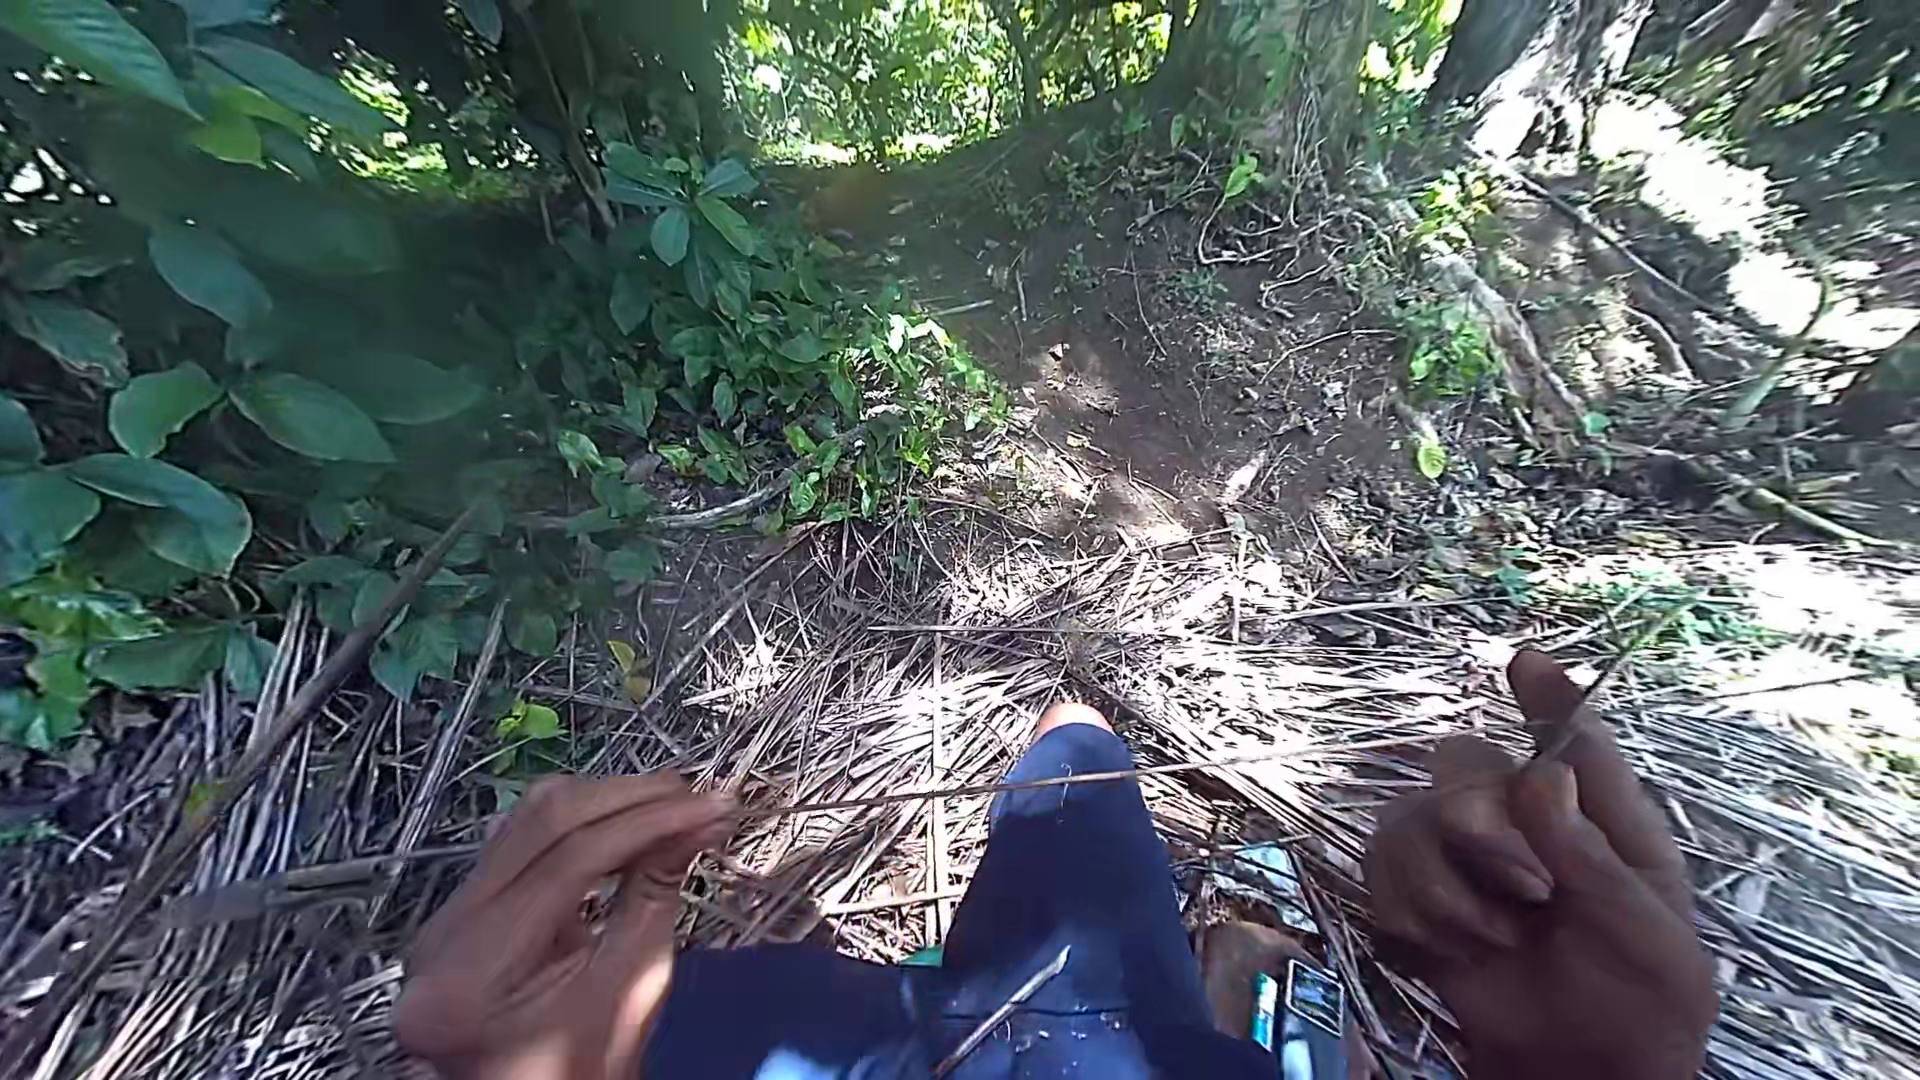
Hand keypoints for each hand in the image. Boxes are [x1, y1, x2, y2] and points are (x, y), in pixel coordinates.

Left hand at [395, 775, 735, 1079]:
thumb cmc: (590, 1064)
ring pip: (538, 811)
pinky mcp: (469, 900)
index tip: (715, 805)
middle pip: (548, 820)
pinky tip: (635, 818)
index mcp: (474, 974)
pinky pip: (532, 830)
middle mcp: (442, 932)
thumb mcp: (635, 979)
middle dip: (636, 797)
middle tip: (699, 797)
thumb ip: (660, 886)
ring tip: (674, 803)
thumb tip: (706, 813)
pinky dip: (593, 812)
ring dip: (616, 796)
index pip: (573, 859)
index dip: (652, 821)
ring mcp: (448, 912)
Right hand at [1363, 650, 1715, 1079]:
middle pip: (1459, 765)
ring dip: (1452, 891)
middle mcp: (1507, 812)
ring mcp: (1443, 837)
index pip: (1565, 740)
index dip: (1547, 696)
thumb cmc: (1632, 999)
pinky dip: (1418, 912)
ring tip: (1492, 936)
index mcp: (1588, 818)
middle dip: (1480, 830)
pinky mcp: (1398, 869)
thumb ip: (1592, 857)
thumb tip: (1540, 775)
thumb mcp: (1646, 942)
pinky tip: (1452, 942)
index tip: (1526, 659)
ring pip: (1409, 818)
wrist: (1559, 1059)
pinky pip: (1380, 862)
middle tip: (1524, 891)